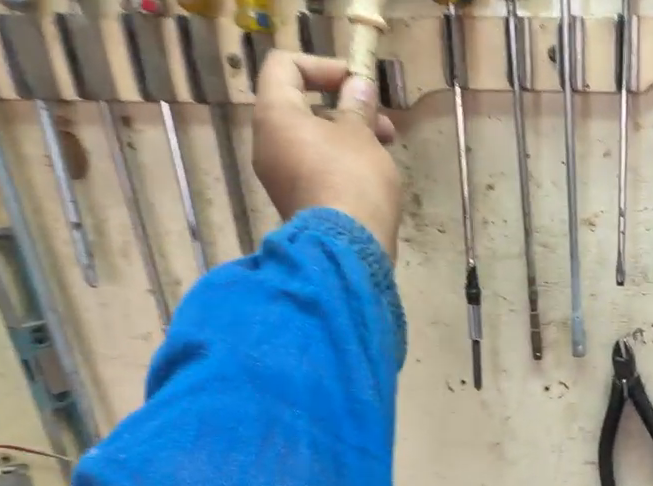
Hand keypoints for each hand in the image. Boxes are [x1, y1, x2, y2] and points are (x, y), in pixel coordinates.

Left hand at [253, 52, 401, 257]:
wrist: (347, 251)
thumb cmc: (353, 182)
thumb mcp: (362, 136)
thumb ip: (358, 105)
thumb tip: (358, 86)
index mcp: (275, 115)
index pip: (284, 67)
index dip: (323, 66)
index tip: (357, 81)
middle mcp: (267, 143)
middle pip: (300, 106)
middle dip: (344, 107)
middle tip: (381, 121)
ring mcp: (278, 177)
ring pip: (311, 140)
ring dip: (348, 136)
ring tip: (385, 149)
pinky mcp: (296, 202)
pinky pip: (314, 168)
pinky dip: (339, 162)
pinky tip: (371, 175)